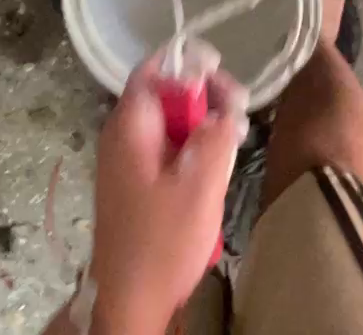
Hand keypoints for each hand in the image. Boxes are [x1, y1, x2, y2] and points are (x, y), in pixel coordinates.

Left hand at [87, 49, 246, 332]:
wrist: (128, 300)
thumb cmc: (161, 242)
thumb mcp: (199, 186)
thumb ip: (215, 136)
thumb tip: (223, 104)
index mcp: (129, 124)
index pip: (154, 69)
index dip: (187, 61)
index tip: (221, 67)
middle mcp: (122, 133)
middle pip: (165, 93)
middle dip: (203, 95)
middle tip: (239, 111)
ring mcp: (127, 158)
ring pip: (169, 122)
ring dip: (202, 124)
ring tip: (234, 137)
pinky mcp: (136, 180)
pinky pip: (166, 147)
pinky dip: (192, 147)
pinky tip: (214, 165)